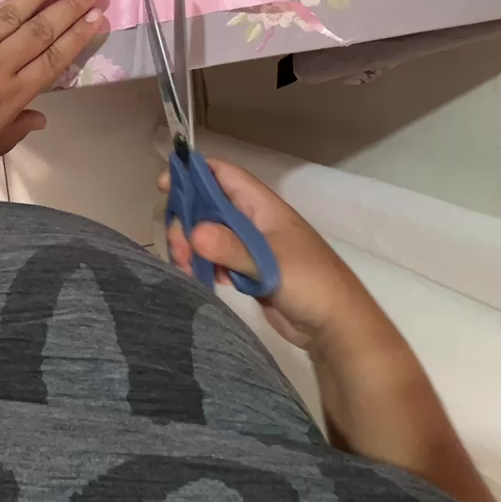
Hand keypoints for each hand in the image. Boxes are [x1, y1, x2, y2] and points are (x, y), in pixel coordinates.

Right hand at [159, 158, 362, 353]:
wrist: (336, 327)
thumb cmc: (310, 284)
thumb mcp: (270, 263)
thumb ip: (232, 248)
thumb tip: (194, 233)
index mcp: (262, 207)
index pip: (223, 175)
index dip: (194, 173)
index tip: (164, 185)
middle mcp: (252, 222)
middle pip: (207, 207)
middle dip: (186, 221)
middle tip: (178, 247)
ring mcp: (249, 247)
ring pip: (207, 234)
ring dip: (191, 247)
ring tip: (185, 267)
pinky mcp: (246, 271)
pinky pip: (214, 259)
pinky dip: (201, 265)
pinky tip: (196, 278)